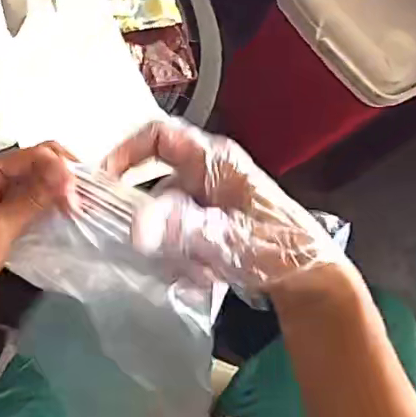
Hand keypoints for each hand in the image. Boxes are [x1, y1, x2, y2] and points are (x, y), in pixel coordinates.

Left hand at [0, 143, 74, 319]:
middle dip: (64, 180)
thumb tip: (66, 171)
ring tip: (84, 211)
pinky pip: (34, 206)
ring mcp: (0, 199)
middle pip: (38, 167)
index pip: (33, 155)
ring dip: (60, 195)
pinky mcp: (6, 220)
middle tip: (87, 204)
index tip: (80, 194)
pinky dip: (51, 210)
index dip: (60, 168)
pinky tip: (69, 219)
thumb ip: (32, 198)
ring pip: (39, 186)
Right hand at [102, 120, 349, 294]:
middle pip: (155, 182)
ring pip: (164, 214)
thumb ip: (184, 229)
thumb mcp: (231, 238)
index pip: (158, 136)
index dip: (125, 151)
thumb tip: (137, 226)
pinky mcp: (209, 222)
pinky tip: (197, 274)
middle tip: (139, 244)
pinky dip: (177, 254)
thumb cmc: (282, 250)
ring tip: (186, 269)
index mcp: (215, 160)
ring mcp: (207, 199)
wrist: (312, 281)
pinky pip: (177, 232)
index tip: (103, 180)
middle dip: (148, 218)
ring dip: (166, 243)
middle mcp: (207, 173)